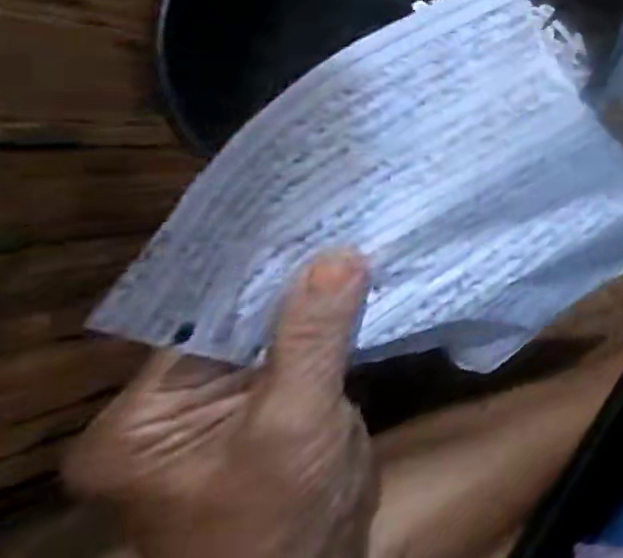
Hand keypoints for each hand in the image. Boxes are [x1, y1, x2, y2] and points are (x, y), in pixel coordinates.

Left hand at [66, 251, 376, 557]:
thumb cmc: (274, 508)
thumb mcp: (292, 420)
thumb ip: (312, 338)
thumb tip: (338, 254)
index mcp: (141, 420)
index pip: (204, 325)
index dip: (261, 276)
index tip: (315, 225)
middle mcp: (175, 408)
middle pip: (243, 326)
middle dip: (299, 283)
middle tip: (350, 223)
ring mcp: (235, 406)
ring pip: (283, 334)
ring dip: (326, 298)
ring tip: (368, 243)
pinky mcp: (284, 404)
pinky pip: (310, 349)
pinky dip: (341, 321)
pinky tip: (373, 286)